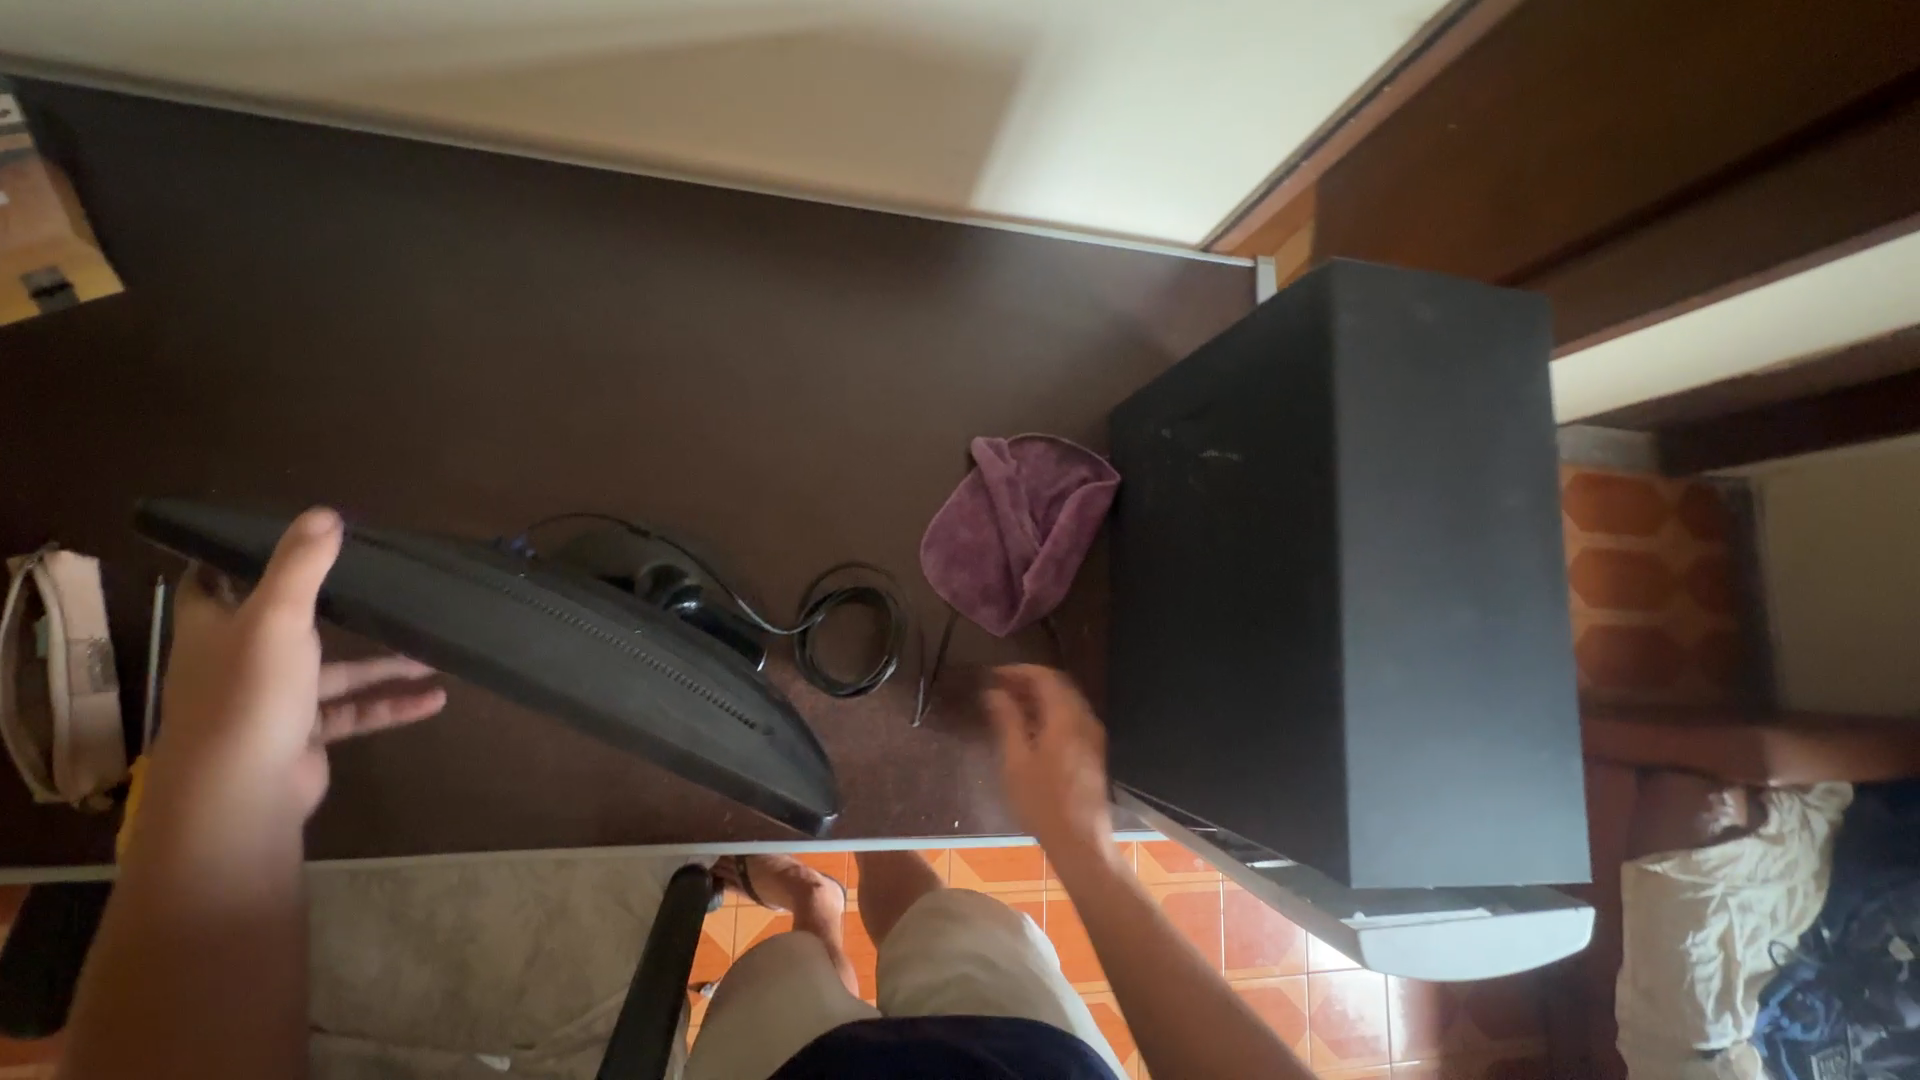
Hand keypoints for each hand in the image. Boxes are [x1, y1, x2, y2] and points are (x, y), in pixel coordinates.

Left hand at [155, 507, 446, 816]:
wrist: (241, 791)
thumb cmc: (250, 694)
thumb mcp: (277, 618)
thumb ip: (302, 567)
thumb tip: (326, 513)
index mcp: (216, 630)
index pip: (212, 583)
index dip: (238, 559)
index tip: (280, 538)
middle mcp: (239, 662)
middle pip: (284, 626)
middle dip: (331, 607)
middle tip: (374, 583)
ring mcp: (273, 703)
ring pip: (334, 674)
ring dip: (382, 665)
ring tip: (433, 654)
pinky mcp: (304, 736)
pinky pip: (355, 713)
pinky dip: (393, 705)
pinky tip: (435, 699)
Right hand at [984, 664, 1118, 872]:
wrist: (1080, 841)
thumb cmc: (1042, 802)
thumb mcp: (1015, 760)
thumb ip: (1006, 720)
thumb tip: (995, 692)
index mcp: (1066, 717)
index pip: (1045, 677)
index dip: (1018, 671)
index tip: (993, 675)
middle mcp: (1085, 719)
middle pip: (1058, 686)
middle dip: (1028, 681)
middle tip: (1000, 687)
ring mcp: (1092, 735)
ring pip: (1066, 702)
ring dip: (1039, 697)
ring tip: (1010, 705)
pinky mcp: (1093, 751)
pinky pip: (1071, 718)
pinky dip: (1050, 713)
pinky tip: (1029, 727)